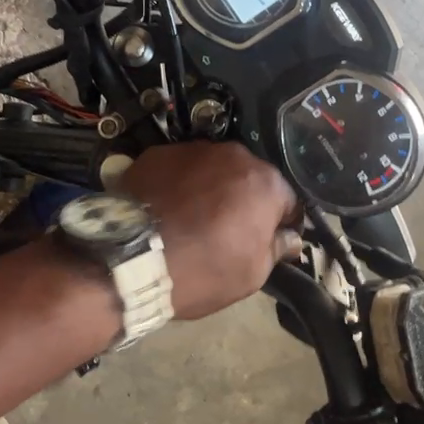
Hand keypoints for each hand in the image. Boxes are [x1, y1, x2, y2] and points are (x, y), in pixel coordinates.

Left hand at [116, 142, 300, 319]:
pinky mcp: (158, 153)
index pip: (288, 200)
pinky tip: (167, 208)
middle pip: (249, 178)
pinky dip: (179, 183)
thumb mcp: (252, 273)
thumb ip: (277, 248)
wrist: (133, 259)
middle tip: (229, 230)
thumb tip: (290, 237)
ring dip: (211, 188)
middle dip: (245, 200)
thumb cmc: (203, 269)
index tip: (271, 240)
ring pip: (213, 169)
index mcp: (265, 183)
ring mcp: (193, 150)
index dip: (281, 223)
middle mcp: (234, 155)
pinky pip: (179, 168)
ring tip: (193, 218)